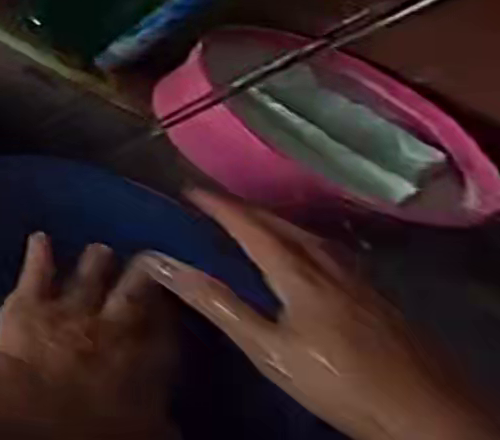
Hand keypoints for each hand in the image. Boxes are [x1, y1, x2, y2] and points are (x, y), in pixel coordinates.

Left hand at [0, 232, 178, 438]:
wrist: (36, 403)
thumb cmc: (94, 427)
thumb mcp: (147, 433)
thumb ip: (161, 421)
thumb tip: (173, 421)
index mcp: (143, 364)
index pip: (165, 335)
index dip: (171, 316)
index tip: (177, 298)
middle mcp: (109, 329)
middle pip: (130, 298)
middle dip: (141, 277)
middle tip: (149, 258)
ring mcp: (66, 309)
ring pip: (85, 279)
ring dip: (94, 263)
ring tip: (101, 248)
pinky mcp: (28, 300)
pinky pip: (35, 272)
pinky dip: (38, 253)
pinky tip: (40, 236)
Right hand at [143, 189, 497, 439]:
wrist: (446, 431)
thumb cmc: (345, 386)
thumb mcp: (269, 350)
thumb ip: (216, 304)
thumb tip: (157, 260)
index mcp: (300, 276)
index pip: (251, 227)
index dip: (218, 205)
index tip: (188, 189)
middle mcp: (334, 273)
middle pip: (287, 228)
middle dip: (248, 209)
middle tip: (216, 201)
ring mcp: (369, 291)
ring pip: (317, 241)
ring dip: (281, 223)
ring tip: (257, 222)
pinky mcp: (390, 310)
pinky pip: (338, 259)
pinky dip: (309, 244)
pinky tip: (310, 259)